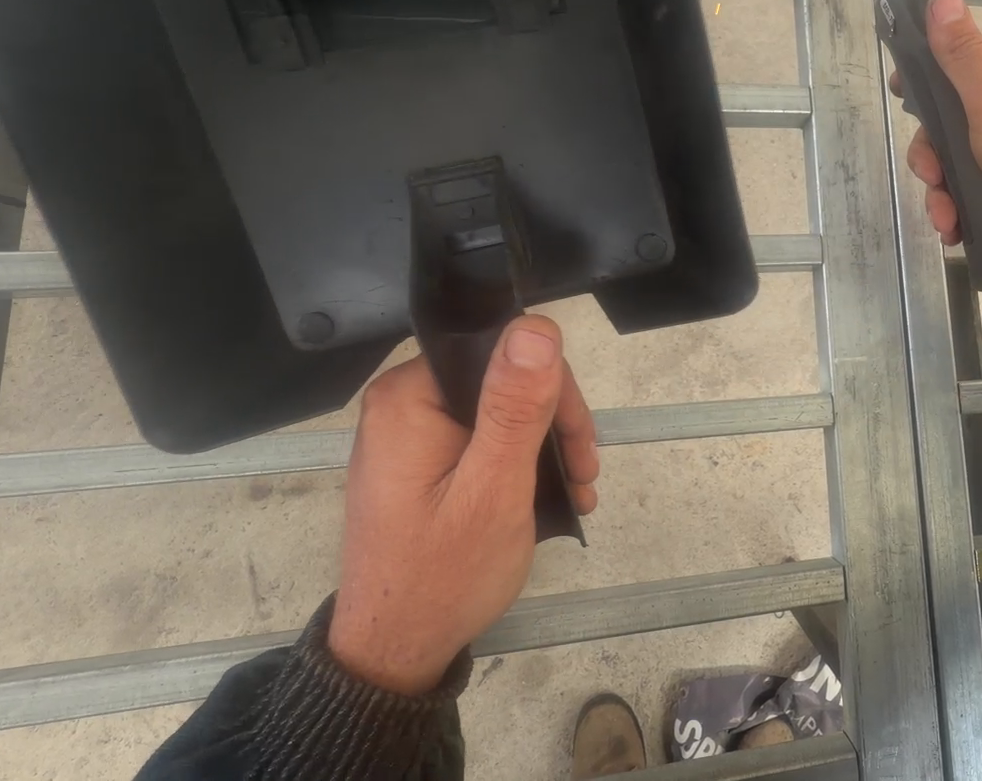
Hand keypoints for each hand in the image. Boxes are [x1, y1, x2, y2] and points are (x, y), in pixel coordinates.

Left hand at [328, 315, 598, 693]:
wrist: (396, 654)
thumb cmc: (443, 575)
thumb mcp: (493, 489)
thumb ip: (516, 407)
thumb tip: (537, 326)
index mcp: (409, 396)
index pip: (499, 352)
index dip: (550, 386)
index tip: (579, 437)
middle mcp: (405, 403)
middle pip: (505, 380)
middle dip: (557, 423)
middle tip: (585, 475)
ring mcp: (413, 433)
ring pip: (504, 410)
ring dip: (550, 445)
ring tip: (579, 492)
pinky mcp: (425, 460)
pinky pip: (487, 438)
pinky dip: (526, 462)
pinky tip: (557, 495)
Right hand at [903, 0, 981, 289]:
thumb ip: (961, 52)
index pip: (950, 62)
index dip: (921, 82)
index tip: (901, 100)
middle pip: (944, 121)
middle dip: (930, 156)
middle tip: (931, 177)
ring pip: (953, 161)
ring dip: (940, 192)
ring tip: (946, 217)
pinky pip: (969, 191)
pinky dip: (957, 209)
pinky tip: (955, 226)